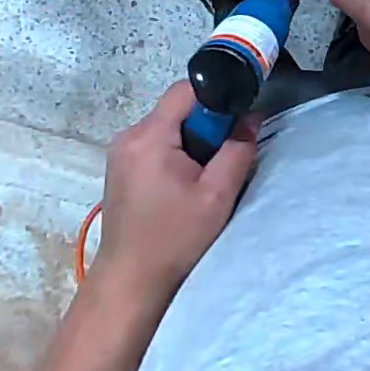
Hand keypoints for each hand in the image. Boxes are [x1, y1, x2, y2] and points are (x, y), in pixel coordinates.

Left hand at [93, 82, 255, 300]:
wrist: (130, 280)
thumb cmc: (175, 240)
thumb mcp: (216, 196)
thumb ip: (237, 151)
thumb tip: (251, 116)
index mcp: (149, 135)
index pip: (184, 90)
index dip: (214, 97)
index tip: (233, 121)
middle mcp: (129, 134)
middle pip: (174, 108)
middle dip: (202, 125)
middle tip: (219, 158)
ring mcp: (119, 150)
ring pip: (164, 126)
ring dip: (187, 141)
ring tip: (200, 177)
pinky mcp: (118, 165)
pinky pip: (151, 142)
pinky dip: (170, 152)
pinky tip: (180, 185)